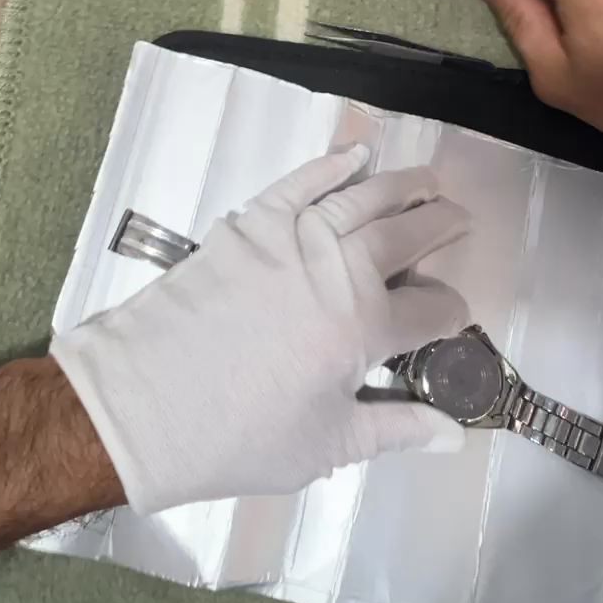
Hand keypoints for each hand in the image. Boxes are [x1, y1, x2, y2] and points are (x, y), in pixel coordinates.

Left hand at [51, 146, 472, 513]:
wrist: (142, 405)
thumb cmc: (237, 436)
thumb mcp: (327, 447)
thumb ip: (398, 430)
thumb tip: (454, 433)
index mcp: (362, 329)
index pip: (430, 310)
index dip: (450, 312)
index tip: (452, 315)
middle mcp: (337, 271)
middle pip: (405, 238)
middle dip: (441, 226)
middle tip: (460, 219)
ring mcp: (292, 239)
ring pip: (361, 199)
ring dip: (402, 186)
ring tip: (428, 181)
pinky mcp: (250, 224)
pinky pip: (299, 182)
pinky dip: (330, 164)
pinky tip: (354, 155)